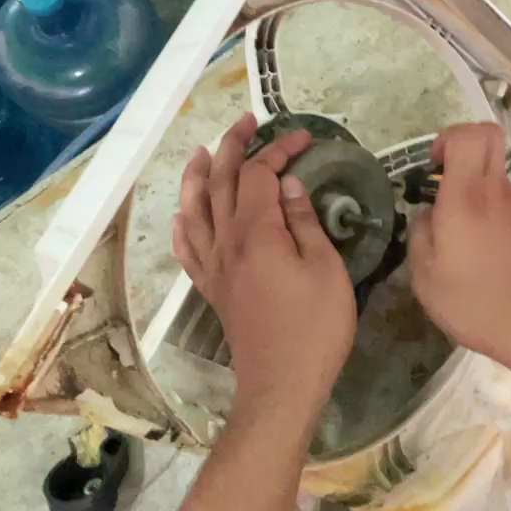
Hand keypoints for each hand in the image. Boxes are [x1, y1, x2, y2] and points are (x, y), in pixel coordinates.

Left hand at [173, 113, 356, 416]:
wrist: (281, 387)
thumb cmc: (314, 327)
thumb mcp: (325, 269)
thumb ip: (304, 222)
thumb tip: (289, 186)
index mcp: (257, 233)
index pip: (261, 175)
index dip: (279, 150)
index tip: (304, 138)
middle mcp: (227, 242)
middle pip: (221, 182)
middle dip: (233, 147)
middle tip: (247, 123)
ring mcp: (214, 266)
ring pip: (195, 209)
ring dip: (197, 176)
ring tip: (201, 152)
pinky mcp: (211, 288)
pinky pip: (188, 248)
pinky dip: (184, 224)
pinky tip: (184, 214)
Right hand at [409, 123, 510, 370]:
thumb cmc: (478, 304)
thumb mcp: (427, 279)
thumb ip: (421, 236)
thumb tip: (429, 216)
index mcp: (467, 197)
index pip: (468, 135)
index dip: (448, 137)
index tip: (435, 165)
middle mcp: (498, 191)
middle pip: (490, 137)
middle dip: (465, 145)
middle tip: (448, 179)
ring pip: (498, 178)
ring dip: (479, 193)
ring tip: (469, 243)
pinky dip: (496, 217)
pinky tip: (492, 257)